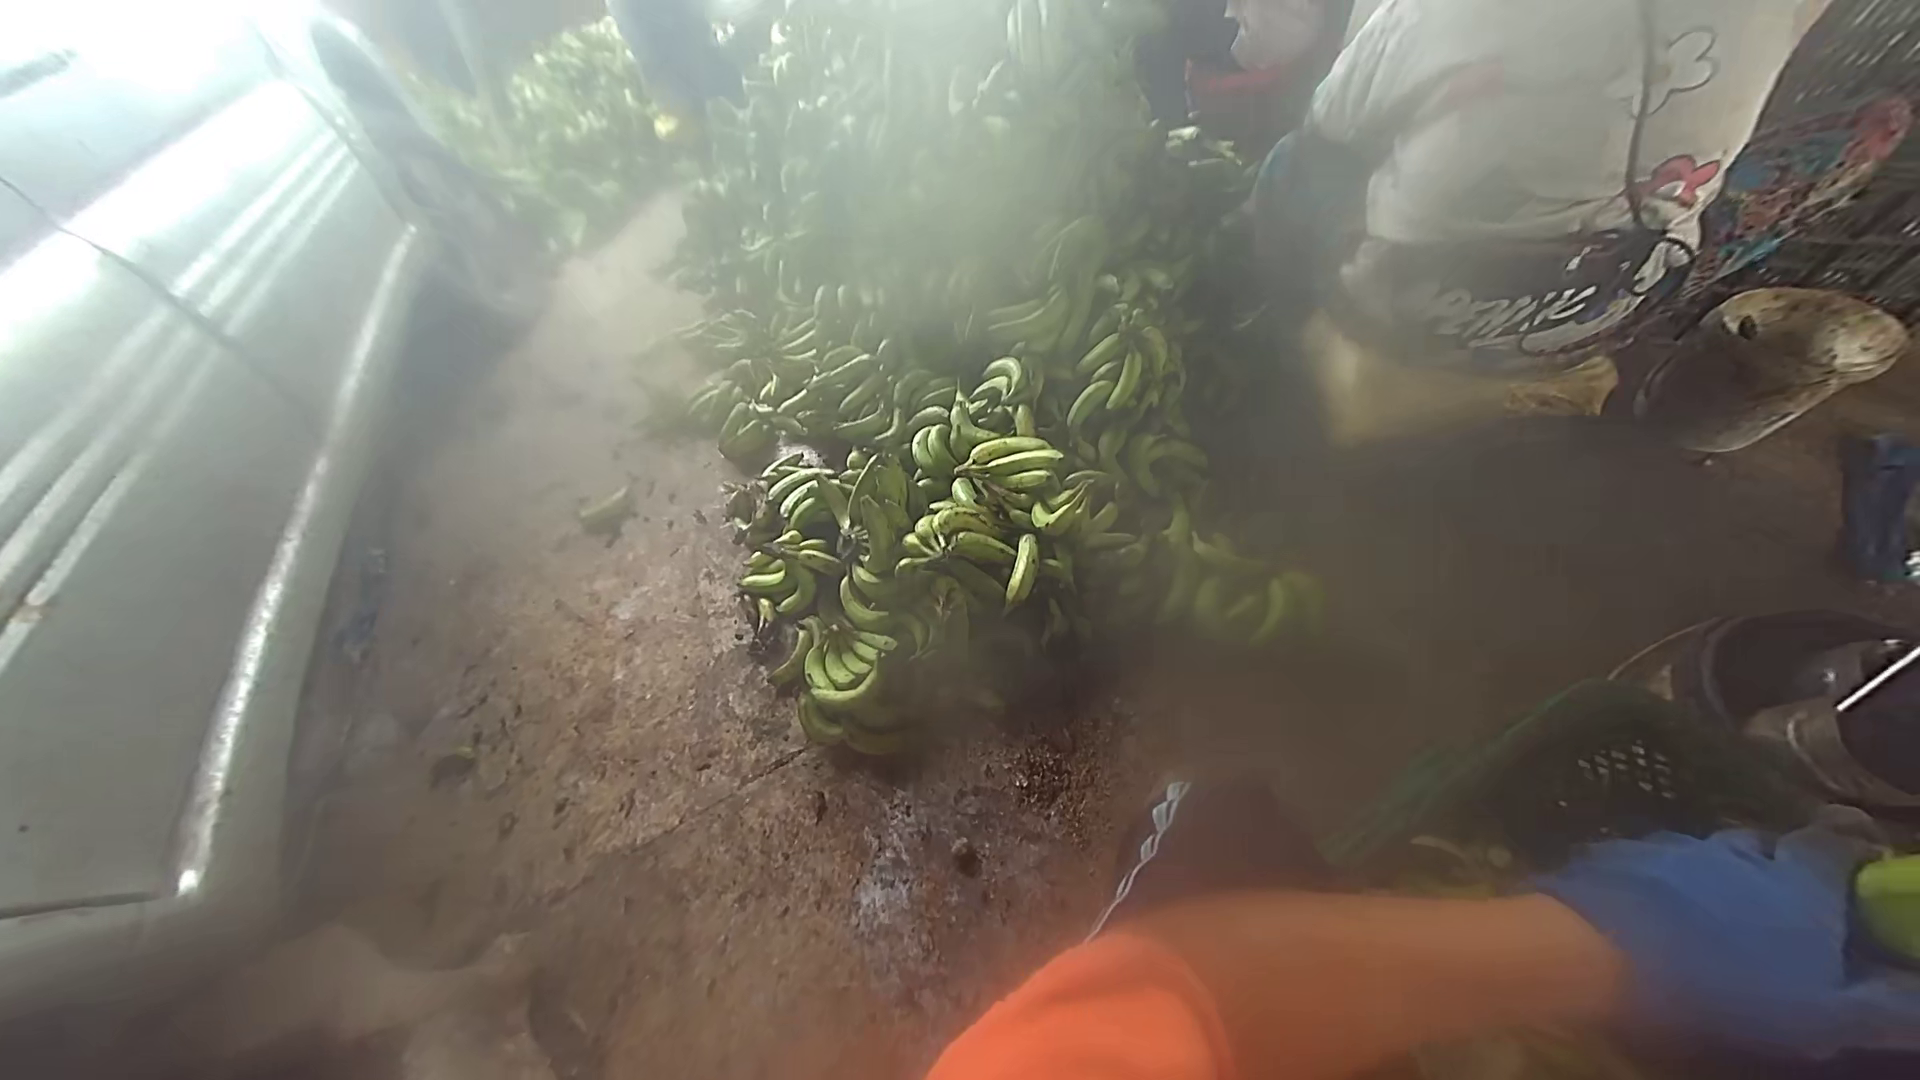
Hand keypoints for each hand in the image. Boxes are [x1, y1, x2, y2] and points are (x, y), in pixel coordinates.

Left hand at [1536, 808, 1919, 1057]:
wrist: (1596, 949)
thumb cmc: (1722, 988)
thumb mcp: (1831, 1016)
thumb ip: (1891, 1004)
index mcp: (1793, 886)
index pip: (1828, 847)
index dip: (1847, 843)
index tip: (1859, 843)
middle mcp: (1724, 853)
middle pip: (1755, 842)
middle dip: (1773, 857)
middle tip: (1784, 886)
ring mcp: (1656, 847)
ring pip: (1695, 848)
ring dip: (1710, 866)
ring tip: (1717, 898)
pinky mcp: (1604, 852)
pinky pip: (1642, 856)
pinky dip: (1656, 872)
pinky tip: (1652, 898)